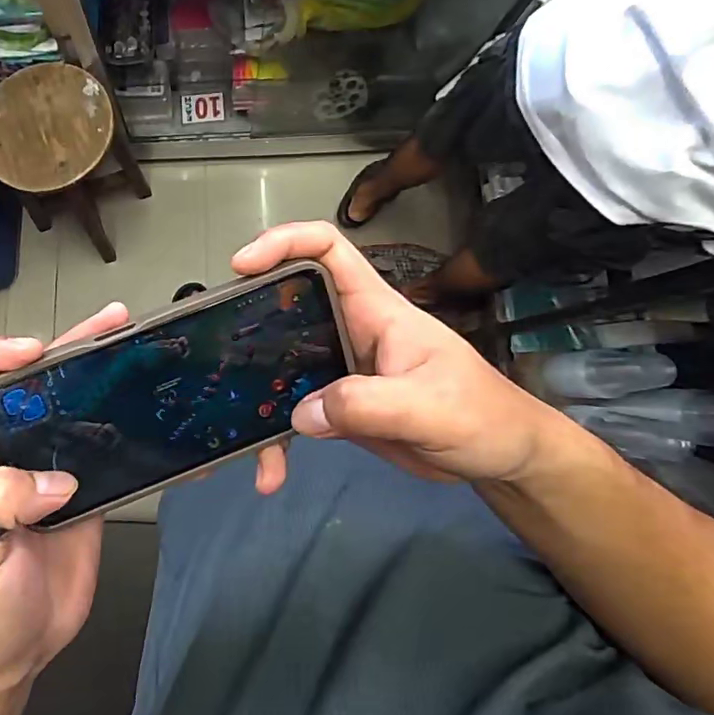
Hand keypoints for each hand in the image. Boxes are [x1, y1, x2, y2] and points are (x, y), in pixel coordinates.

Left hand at [0, 302, 129, 690]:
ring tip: (133, 345)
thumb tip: (56, 480)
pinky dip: (128, 429)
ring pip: (73, 412)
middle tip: (109, 323)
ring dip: (100, 378)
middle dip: (65, 348)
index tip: (29, 350)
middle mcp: (10, 456)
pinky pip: (105, 452)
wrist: (11, 655)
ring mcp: (49, 474)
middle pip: (31, 387)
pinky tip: (151, 410)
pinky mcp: (83, 495)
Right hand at [232, 222, 589, 489]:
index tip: (243, 264)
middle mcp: (349, 330)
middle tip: (214, 345)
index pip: (327, 249)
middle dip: (247, 320)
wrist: (498, 458)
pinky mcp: (337, 405)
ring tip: (231, 426)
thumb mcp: (431, 407)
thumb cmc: (482, 415)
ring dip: (254, 395)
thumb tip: (300, 414)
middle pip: (287, 304)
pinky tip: (270, 471)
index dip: (284, 242)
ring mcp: (339, 368)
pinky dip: (277, 442)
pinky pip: (292, 414)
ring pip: (281, 365)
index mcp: (374, 310)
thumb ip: (368, 405)